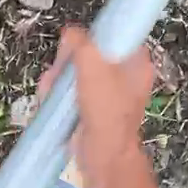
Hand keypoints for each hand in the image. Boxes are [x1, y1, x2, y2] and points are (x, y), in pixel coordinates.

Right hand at [38, 26, 154, 180]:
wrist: (103, 155)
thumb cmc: (105, 108)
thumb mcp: (92, 65)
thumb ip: (80, 43)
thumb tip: (70, 32)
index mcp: (138, 64)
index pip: (117, 37)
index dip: (94, 37)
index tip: (75, 45)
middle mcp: (127, 79)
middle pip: (92, 57)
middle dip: (68, 63)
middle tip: (58, 72)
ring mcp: (110, 97)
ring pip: (79, 76)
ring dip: (60, 81)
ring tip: (50, 90)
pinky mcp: (94, 111)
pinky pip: (74, 95)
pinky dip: (61, 96)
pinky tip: (49, 100)